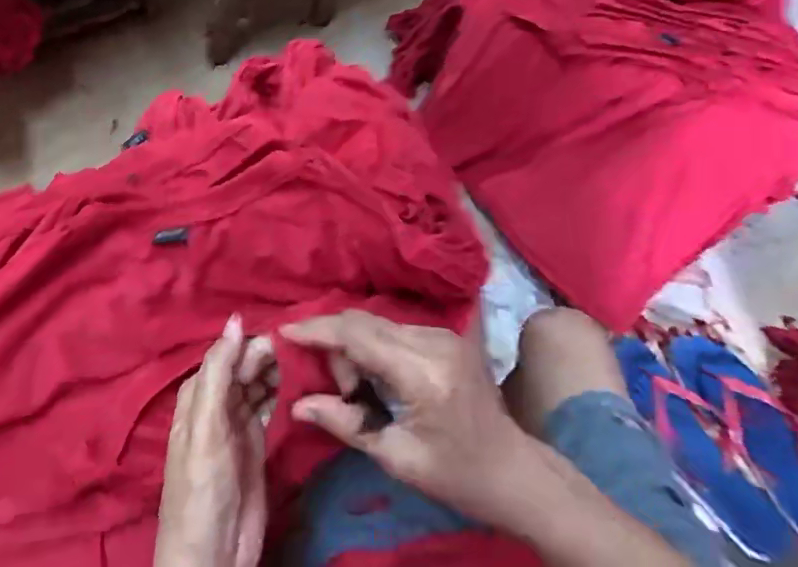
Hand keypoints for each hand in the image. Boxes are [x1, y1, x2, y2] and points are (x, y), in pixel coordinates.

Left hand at [157, 316, 276, 566]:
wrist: (213, 557)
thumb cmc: (202, 487)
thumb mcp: (205, 426)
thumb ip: (218, 373)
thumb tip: (236, 319)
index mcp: (198, 395)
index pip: (226, 353)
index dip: (250, 340)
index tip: (284, 328)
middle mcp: (218, 403)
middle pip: (244, 365)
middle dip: (269, 353)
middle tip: (301, 348)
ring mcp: (238, 423)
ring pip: (259, 382)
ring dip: (278, 370)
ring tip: (307, 360)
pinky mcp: (257, 441)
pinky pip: (270, 405)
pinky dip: (283, 392)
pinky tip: (301, 382)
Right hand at [281, 311, 534, 524]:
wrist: (513, 471)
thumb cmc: (456, 475)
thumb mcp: (397, 458)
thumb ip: (346, 424)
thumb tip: (298, 405)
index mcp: (423, 373)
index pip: (359, 335)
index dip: (318, 330)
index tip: (284, 332)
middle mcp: (434, 341)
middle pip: (365, 322)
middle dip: (336, 345)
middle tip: (336, 390)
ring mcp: (443, 333)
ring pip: (378, 323)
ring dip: (355, 347)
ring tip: (358, 392)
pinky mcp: (446, 335)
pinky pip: (394, 329)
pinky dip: (373, 346)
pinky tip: (377, 379)